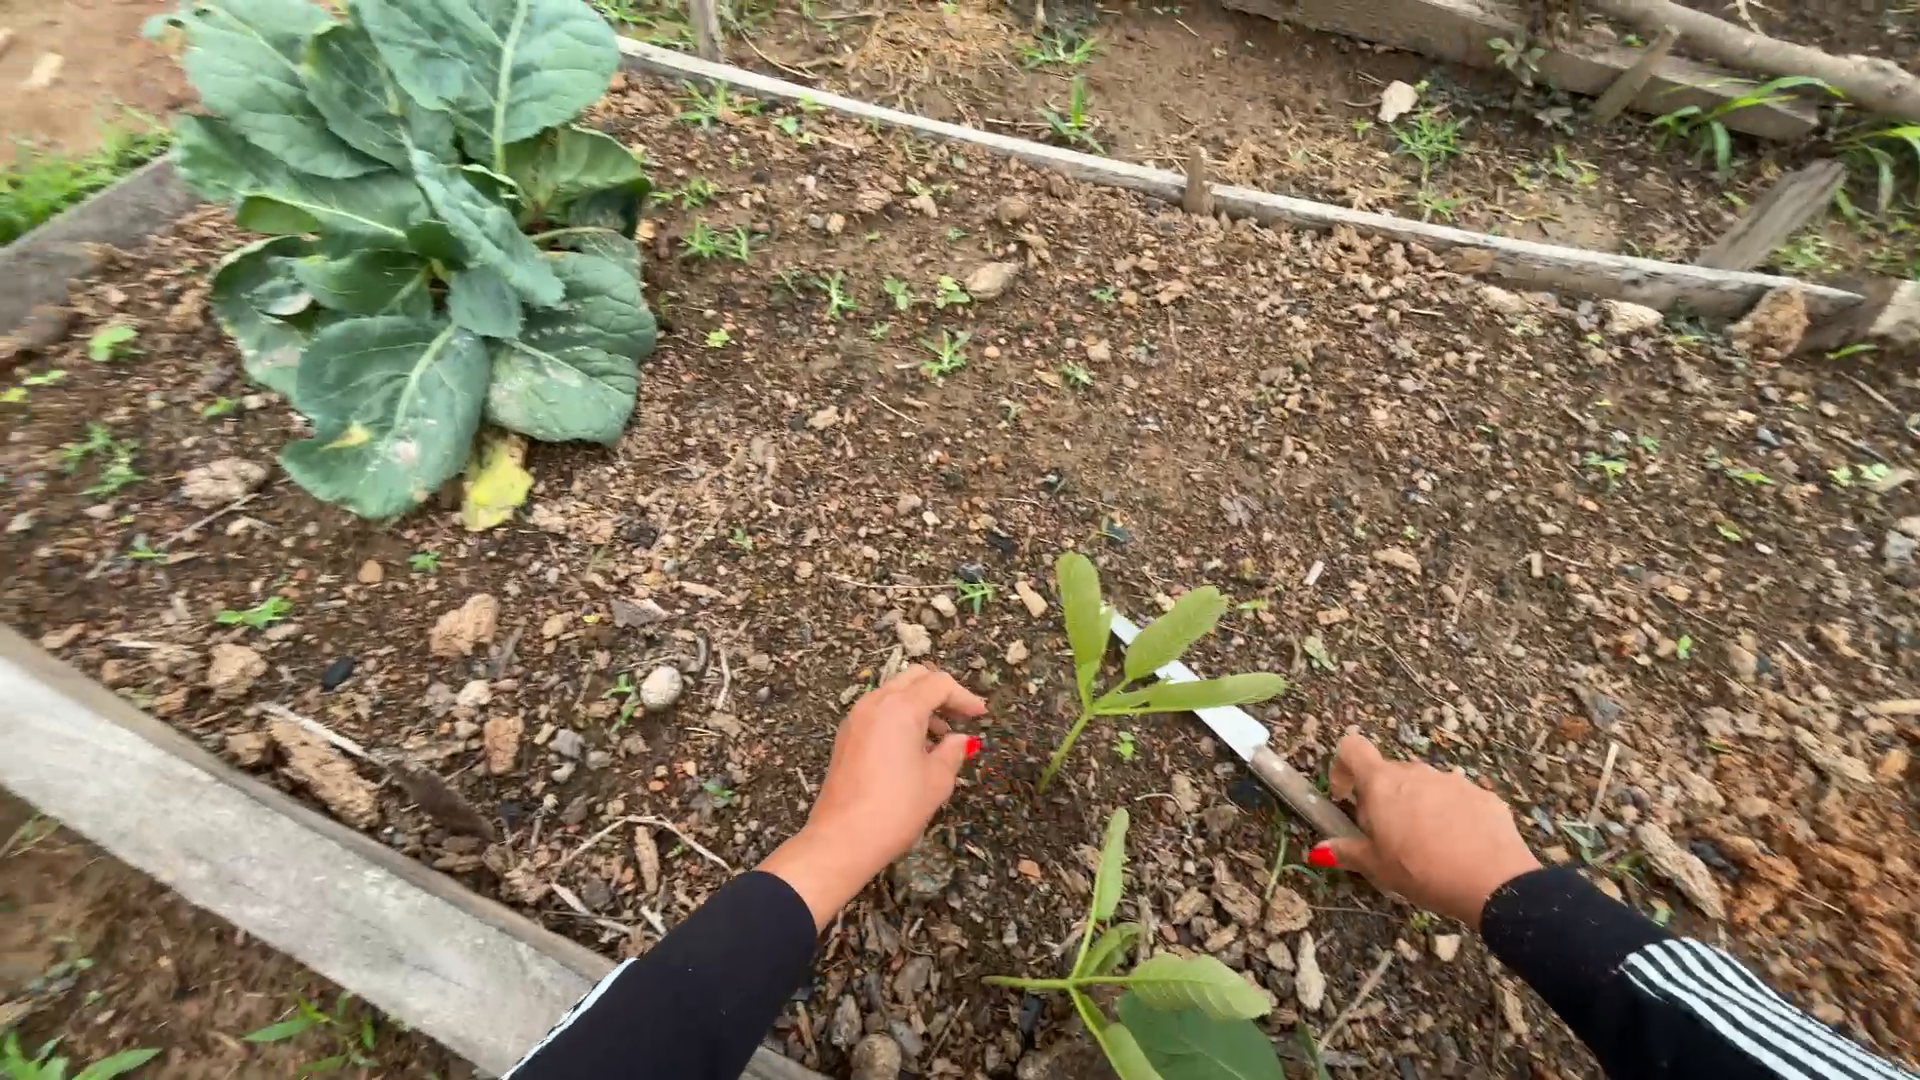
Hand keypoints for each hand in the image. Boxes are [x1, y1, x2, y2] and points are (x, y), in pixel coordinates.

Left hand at [758, 666, 984, 928]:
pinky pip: (879, 710)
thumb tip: (961, 740)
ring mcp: (856, 717)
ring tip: (940, 738)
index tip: (980, 714)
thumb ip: (953, 752)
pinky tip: (913, 747)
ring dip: (920, 704)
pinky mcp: (846, 735)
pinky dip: (900, 716)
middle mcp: (875, 703)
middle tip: (960, 717)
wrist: (842, 839)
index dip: (964, 696)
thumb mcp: (937, 781)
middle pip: (914, 678)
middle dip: (940, 693)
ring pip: (894, 692)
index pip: (939, 684)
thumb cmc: (895, 809)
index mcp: (900, 708)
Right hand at [1311, 734, 1540, 929]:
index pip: (1351, 748)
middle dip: (1384, 797)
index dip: (1343, 767)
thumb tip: (1319, 851)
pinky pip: (1458, 798)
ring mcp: (1452, 781)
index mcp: (1381, 782)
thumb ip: (1347, 852)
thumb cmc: (1423, 871)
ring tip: (1429, 844)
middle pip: (1389, 773)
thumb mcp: (1377, 867)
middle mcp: (1415, 772)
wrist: (1498, 885)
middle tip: (1389, 834)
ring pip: (1424, 785)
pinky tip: (1461, 846)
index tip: (1346, 796)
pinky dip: (1453, 815)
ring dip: (1419, 805)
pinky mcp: (1484, 796)